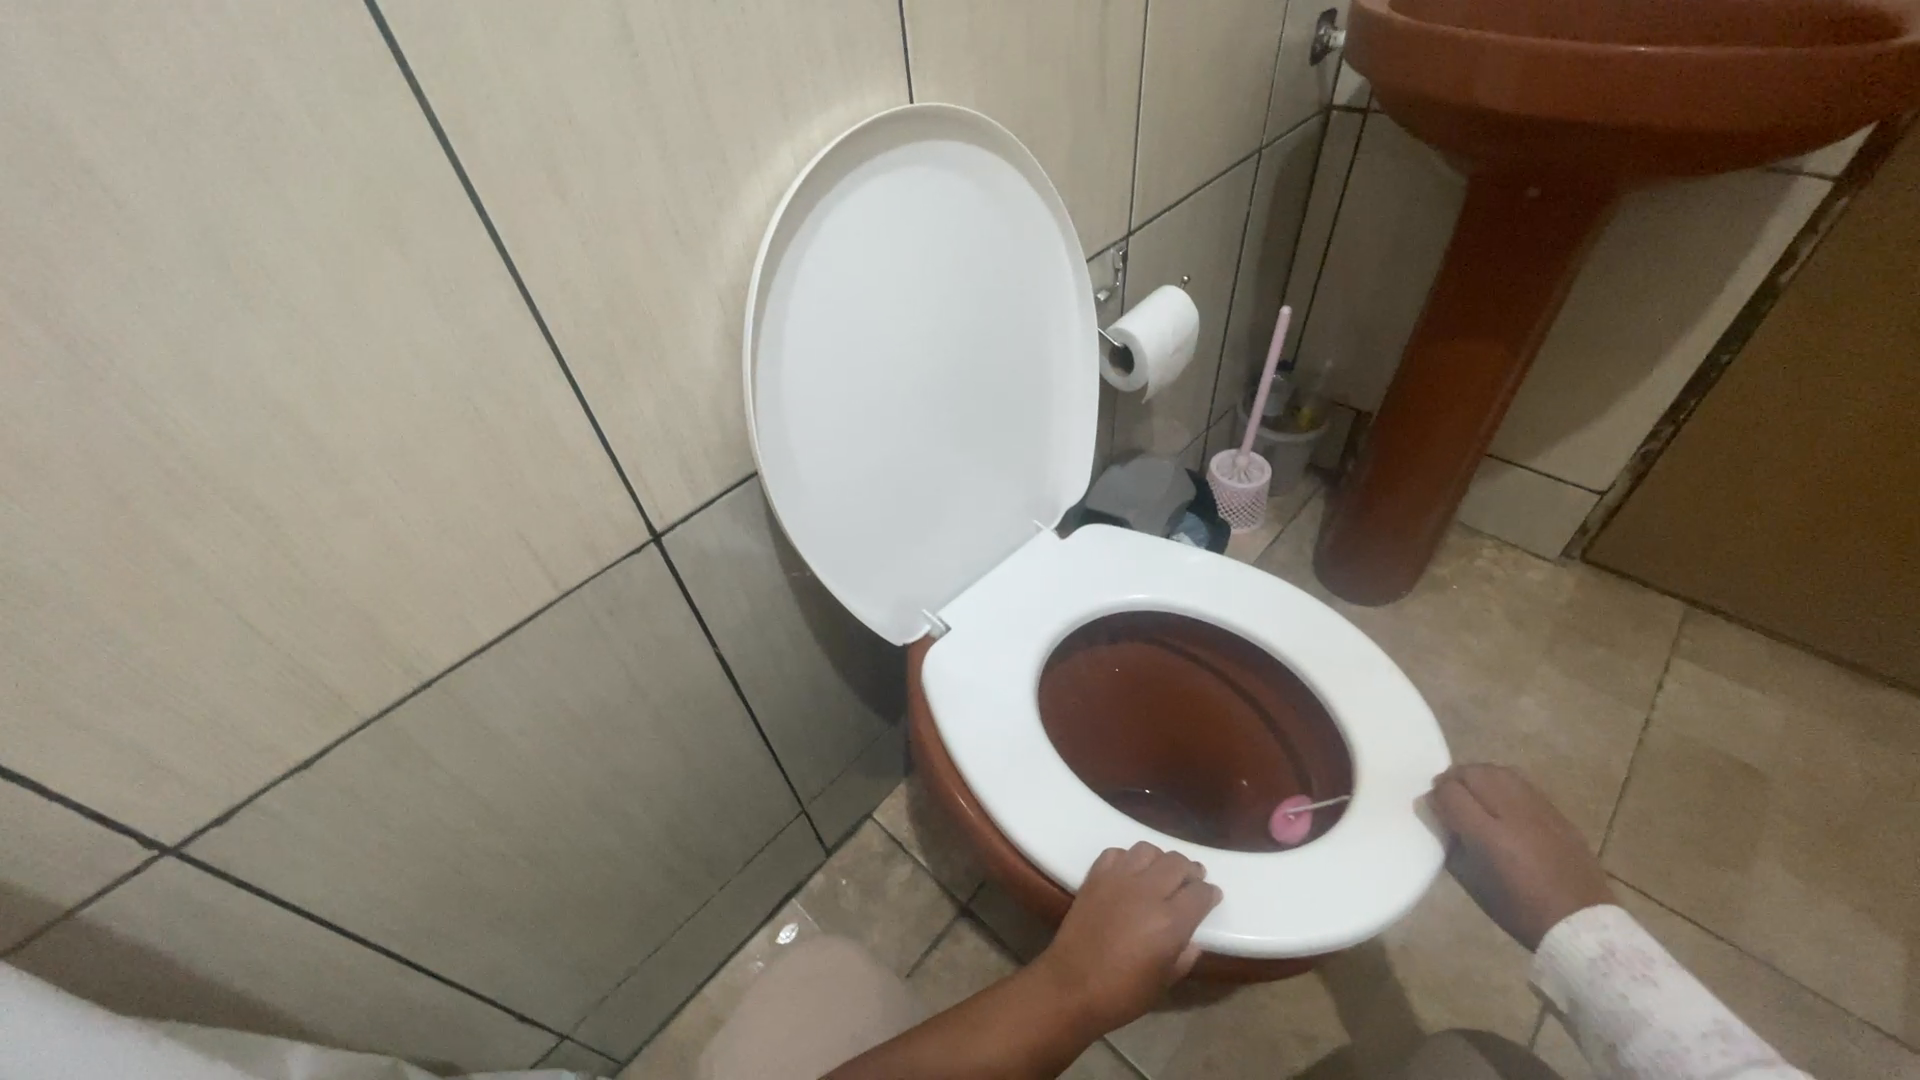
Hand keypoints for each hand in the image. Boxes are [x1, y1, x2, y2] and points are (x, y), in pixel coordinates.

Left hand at [1034, 842, 1221, 1032]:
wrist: (1072, 985)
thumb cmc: (1122, 993)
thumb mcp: (1165, 982)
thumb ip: (1184, 955)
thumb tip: (1192, 938)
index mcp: (1170, 921)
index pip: (1200, 893)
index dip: (1210, 893)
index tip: (1211, 895)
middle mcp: (1147, 891)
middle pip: (1177, 863)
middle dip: (1190, 870)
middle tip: (1192, 879)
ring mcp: (1118, 879)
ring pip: (1147, 850)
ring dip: (1160, 859)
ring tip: (1161, 873)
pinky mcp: (1095, 876)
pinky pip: (1116, 853)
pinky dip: (1127, 858)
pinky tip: (1129, 873)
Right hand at [1429, 764, 1615, 949]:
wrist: (1581, 923)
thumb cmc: (1520, 910)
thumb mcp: (1473, 881)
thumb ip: (1453, 843)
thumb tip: (1441, 816)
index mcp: (1490, 837)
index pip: (1450, 793)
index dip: (1436, 796)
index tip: (1434, 807)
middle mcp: (1515, 816)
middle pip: (1474, 773)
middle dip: (1454, 779)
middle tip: (1448, 795)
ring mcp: (1541, 812)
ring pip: (1500, 772)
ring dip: (1479, 776)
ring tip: (1473, 791)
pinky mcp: (1558, 814)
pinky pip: (1523, 784)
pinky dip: (1503, 784)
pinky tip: (1500, 800)